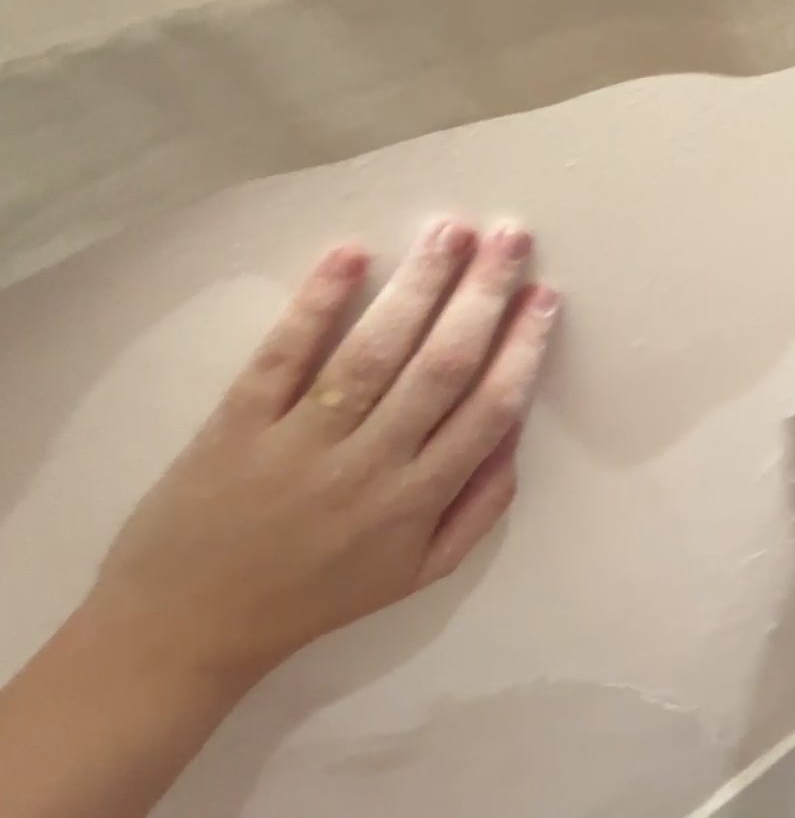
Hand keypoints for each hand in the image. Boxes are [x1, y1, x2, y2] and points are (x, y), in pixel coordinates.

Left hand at [82, 218, 558, 684]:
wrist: (184, 629)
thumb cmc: (323, 593)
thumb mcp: (424, 569)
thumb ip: (485, 504)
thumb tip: (518, 429)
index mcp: (421, 498)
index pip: (489, 408)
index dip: (523, 347)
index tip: (545, 297)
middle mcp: (370, 463)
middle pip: (440, 366)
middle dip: (482, 296)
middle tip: (512, 239)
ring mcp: (300, 441)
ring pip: (372, 352)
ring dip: (418, 286)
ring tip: (452, 231)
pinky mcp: (234, 425)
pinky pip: (281, 357)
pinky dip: (316, 304)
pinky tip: (350, 255)